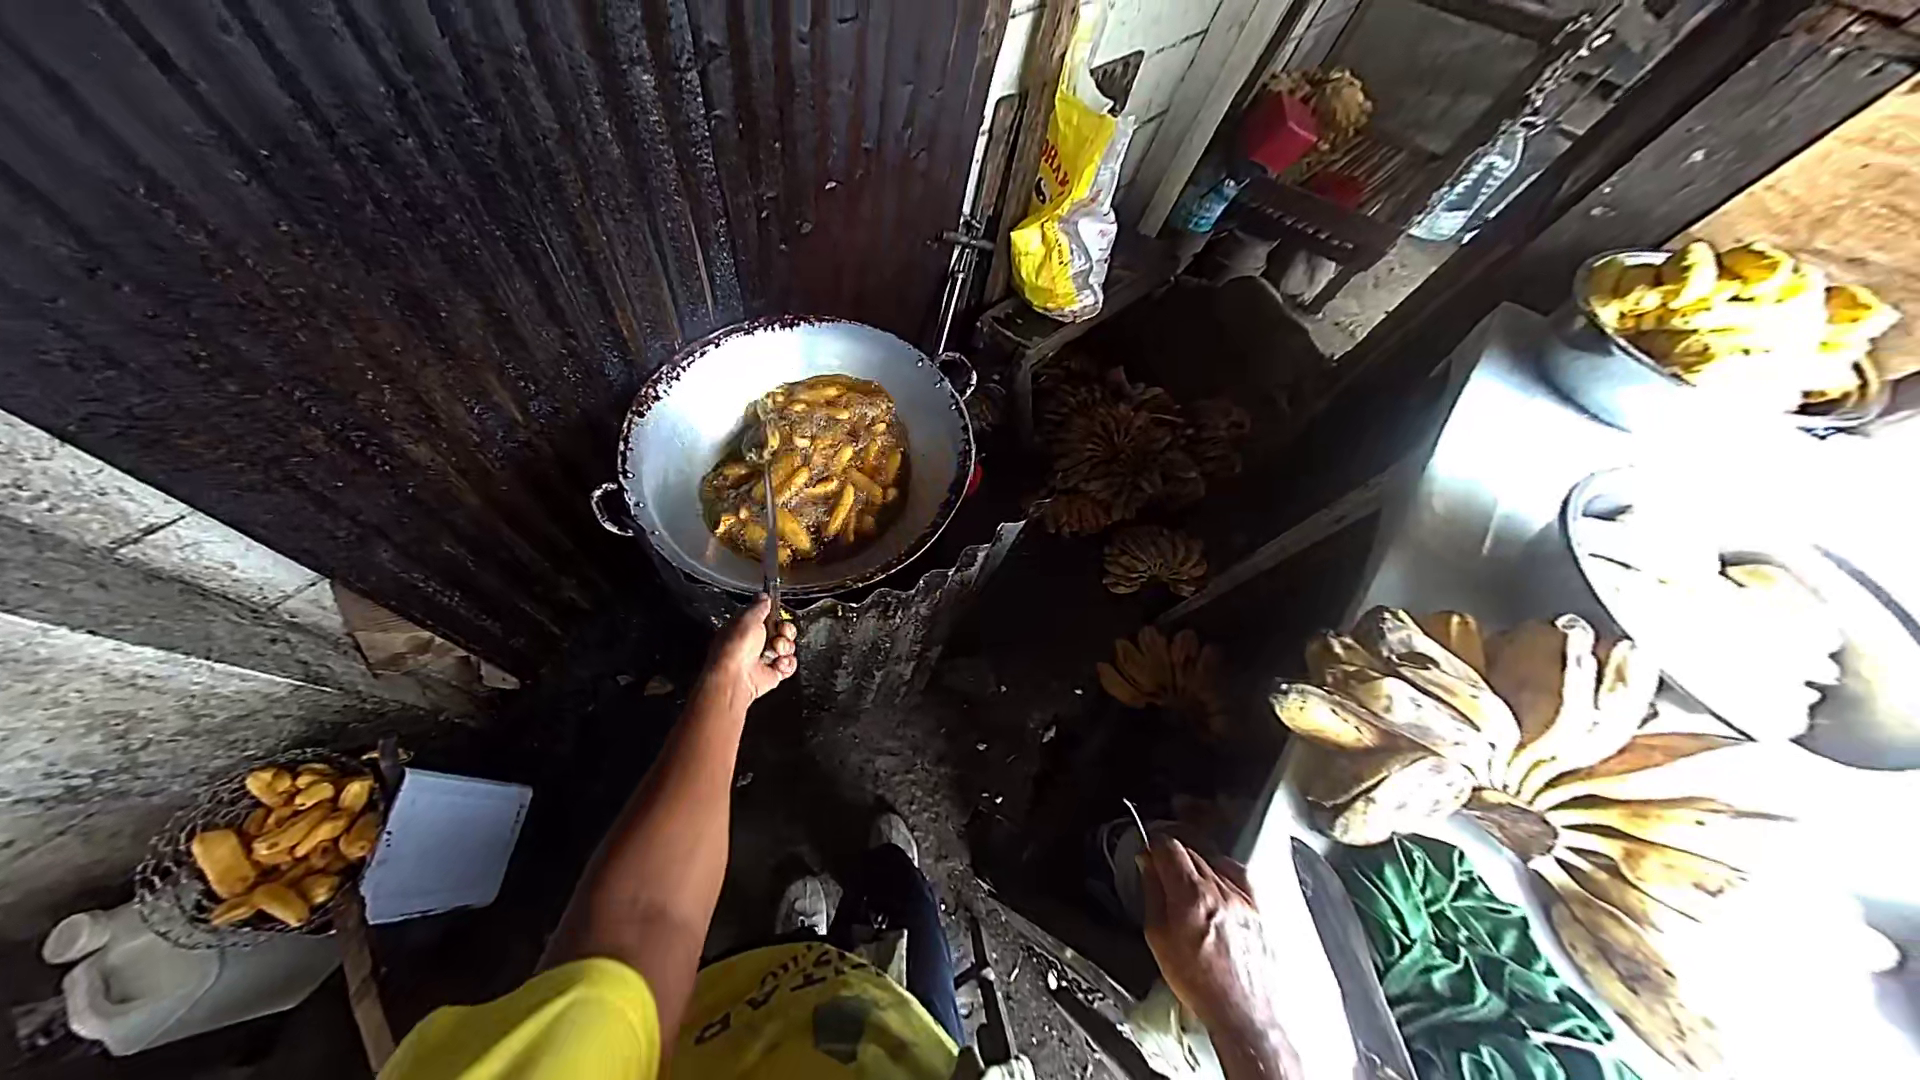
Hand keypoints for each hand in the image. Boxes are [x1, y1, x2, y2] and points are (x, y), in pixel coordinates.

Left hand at [699, 595, 796, 707]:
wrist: (736, 677)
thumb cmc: (736, 647)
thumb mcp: (748, 618)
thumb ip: (759, 606)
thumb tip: (764, 596)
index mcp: (747, 627)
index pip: (769, 617)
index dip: (777, 615)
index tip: (777, 616)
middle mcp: (756, 643)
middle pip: (783, 631)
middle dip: (786, 631)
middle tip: (779, 633)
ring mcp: (765, 658)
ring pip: (789, 647)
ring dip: (786, 647)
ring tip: (776, 651)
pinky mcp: (774, 673)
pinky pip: (790, 665)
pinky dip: (787, 664)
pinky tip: (778, 664)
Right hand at [1137, 834, 1293, 1068]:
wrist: (1245, 1015)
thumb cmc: (1203, 986)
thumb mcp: (1158, 939)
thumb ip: (1151, 893)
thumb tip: (1147, 865)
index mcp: (1190, 895)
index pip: (1168, 846)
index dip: (1153, 846)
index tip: (1148, 853)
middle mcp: (1219, 890)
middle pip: (1189, 851)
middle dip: (1172, 859)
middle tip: (1163, 875)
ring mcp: (1242, 897)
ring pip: (1212, 861)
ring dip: (1196, 868)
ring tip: (1190, 892)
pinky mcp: (1259, 906)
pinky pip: (1237, 874)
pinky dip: (1222, 875)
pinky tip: (1216, 890)